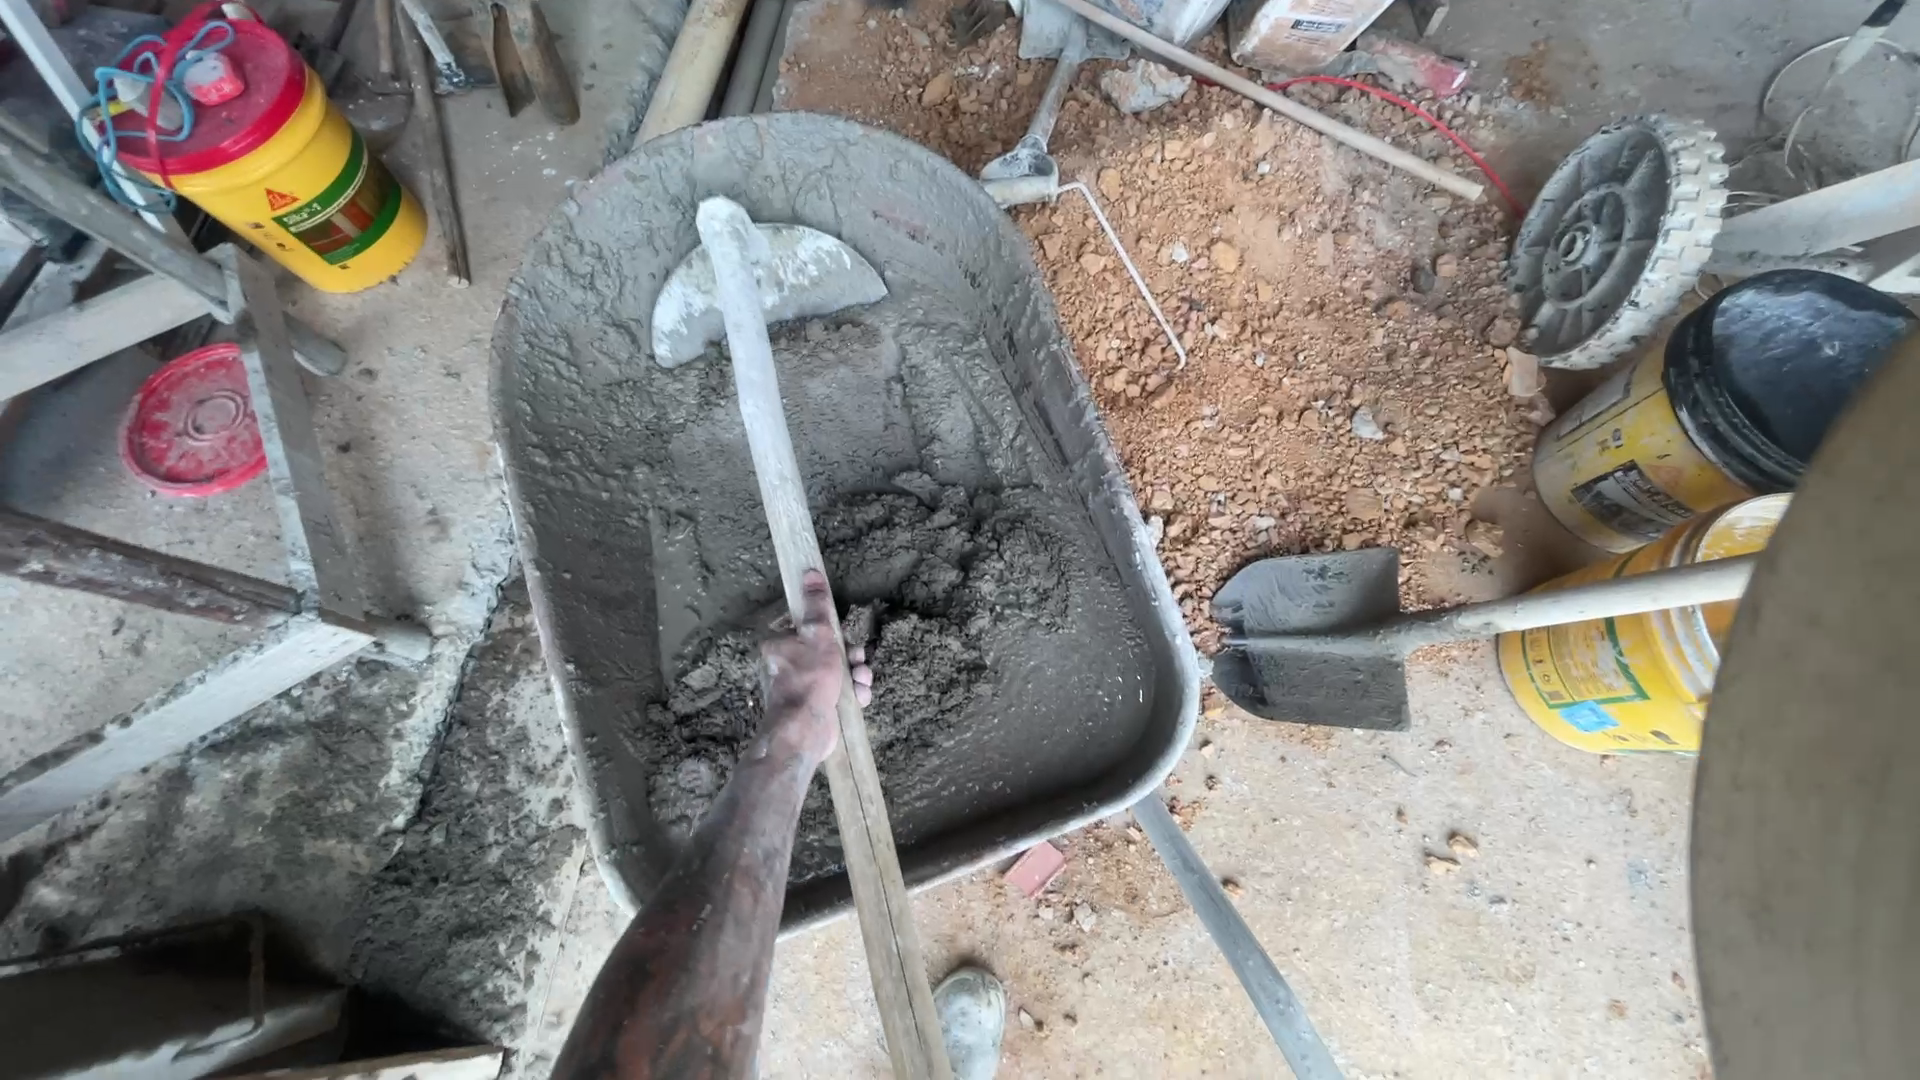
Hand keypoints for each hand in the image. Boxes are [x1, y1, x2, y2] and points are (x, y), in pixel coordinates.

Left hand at [760, 569, 870, 762]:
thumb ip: (818, 606)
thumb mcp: (818, 635)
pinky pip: (841, 694)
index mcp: (781, 647)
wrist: (805, 731)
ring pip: (839, 673)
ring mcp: (804, 689)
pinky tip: (859, 697)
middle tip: (859, 661)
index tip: (846, 639)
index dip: (834, 633)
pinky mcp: (818, 707)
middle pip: (830, 652)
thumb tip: (810, 571)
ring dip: (857, 675)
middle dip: (851, 657)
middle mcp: (789, 667)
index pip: (812, 631)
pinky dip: (853, 694)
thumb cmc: (809, 678)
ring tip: (862, 681)